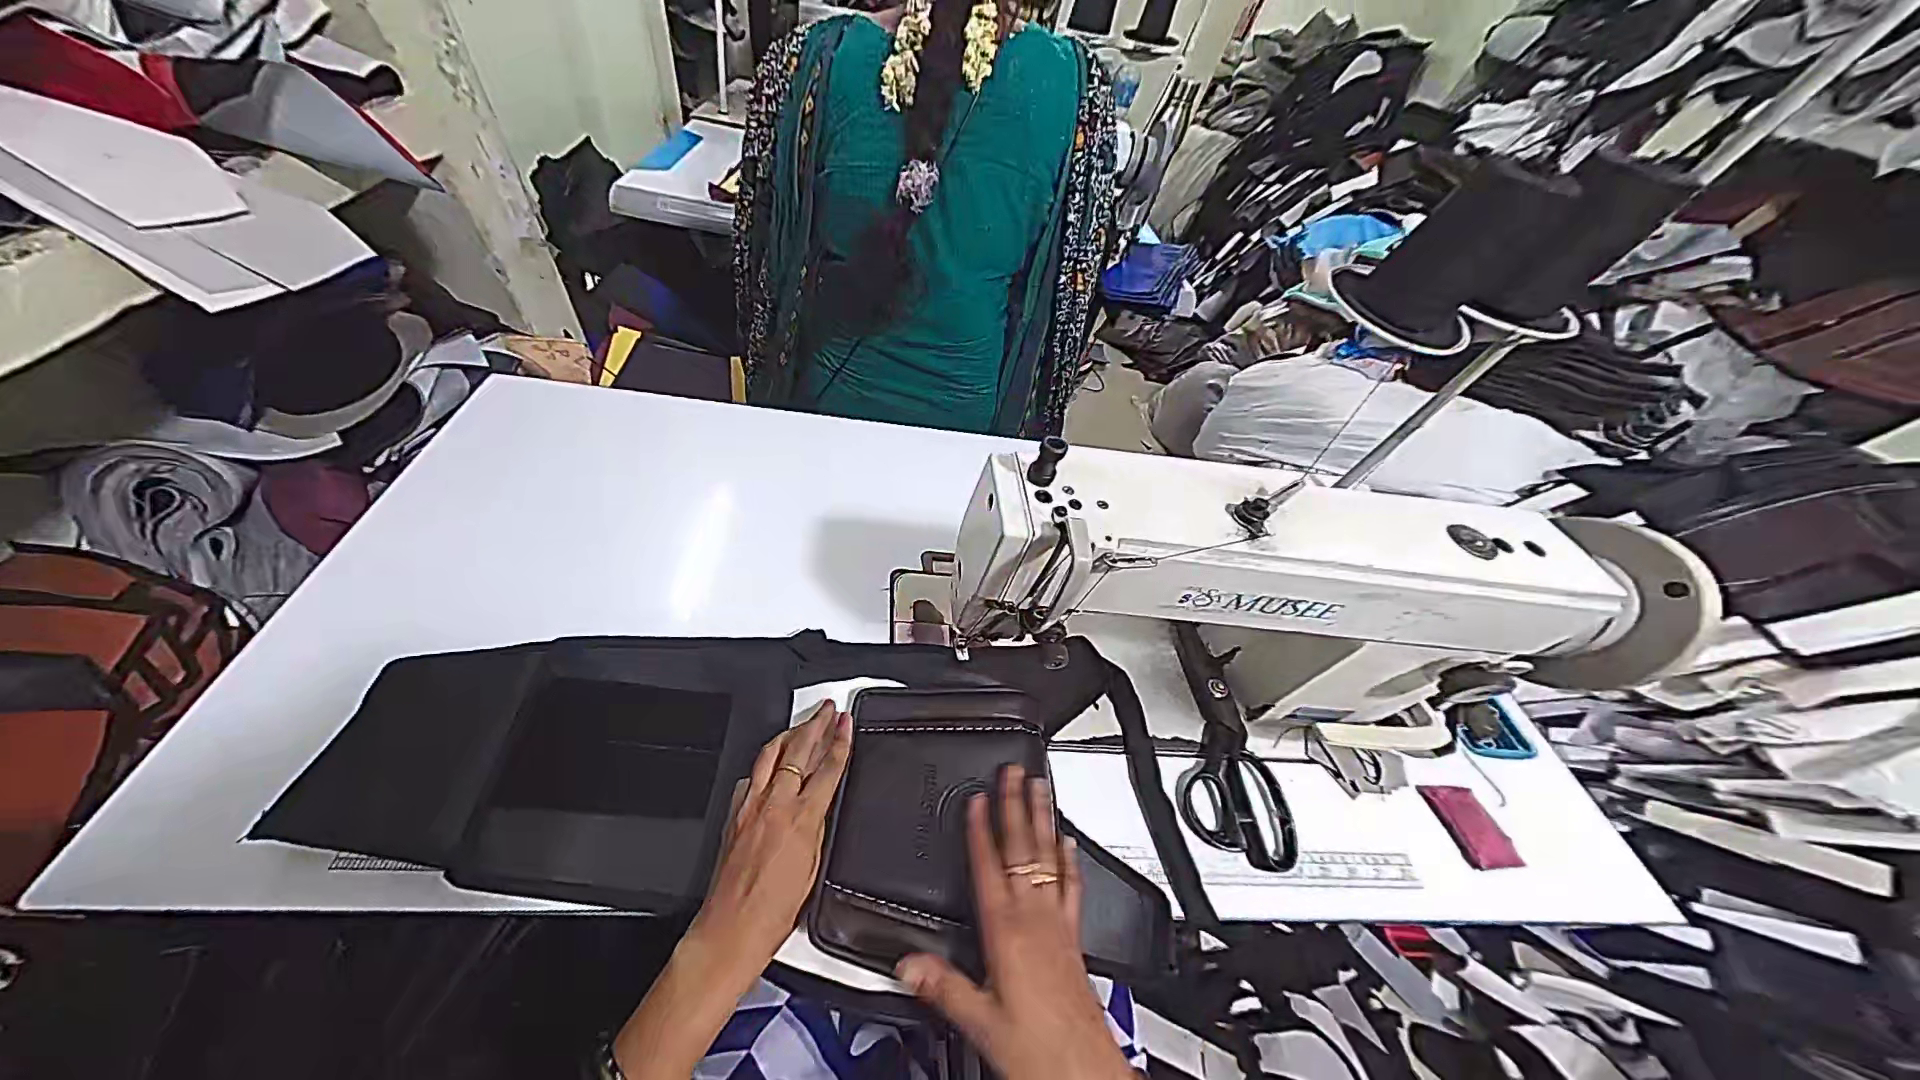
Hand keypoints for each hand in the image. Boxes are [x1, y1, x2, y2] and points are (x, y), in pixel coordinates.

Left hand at [686, 700, 852, 988]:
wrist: (730, 930)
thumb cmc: (772, 912)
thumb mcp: (813, 868)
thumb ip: (818, 827)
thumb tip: (821, 804)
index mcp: (801, 819)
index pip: (828, 767)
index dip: (840, 740)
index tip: (846, 724)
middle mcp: (774, 805)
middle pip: (799, 749)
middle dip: (816, 724)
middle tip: (827, 709)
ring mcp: (750, 806)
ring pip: (770, 754)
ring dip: (790, 733)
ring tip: (803, 721)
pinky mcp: (733, 814)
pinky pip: (750, 775)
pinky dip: (763, 762)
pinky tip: (769, 760)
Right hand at [896, 766, 1136, 1079]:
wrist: (1085, 1070)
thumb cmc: (1037, 1049)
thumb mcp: (979, 1021)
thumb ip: (942, 986)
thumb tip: (906, 962)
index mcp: (1006, 932)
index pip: (989, 867)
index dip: (980, 830)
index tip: (978, 798)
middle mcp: (1034, 918)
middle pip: (1021, 849)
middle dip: (1015, 806)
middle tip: (1014, 772)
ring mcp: (1057, 923)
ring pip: (1048, 857)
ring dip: (1043, 819)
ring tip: (1041, 789)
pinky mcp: (1074, 935)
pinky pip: (1071, 885)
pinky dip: (1069, 859)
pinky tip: (1068, 841)